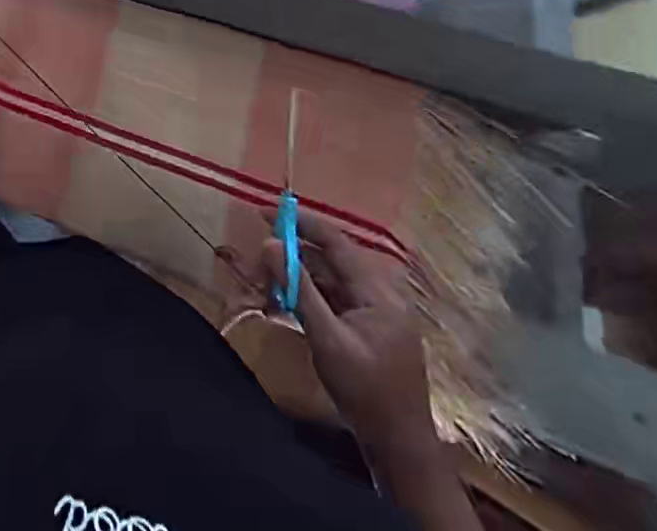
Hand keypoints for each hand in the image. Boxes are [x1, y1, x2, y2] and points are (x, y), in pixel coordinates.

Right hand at [263, 210, 435, 454]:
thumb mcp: (326, 338)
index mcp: (379, 293)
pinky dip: (305, 295)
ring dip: (295, 276)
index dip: (300, 223)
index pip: (336, 242)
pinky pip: (331, 298)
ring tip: (264, 281)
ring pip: (328, 279)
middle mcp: (380, 295)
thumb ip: (298, 289)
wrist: (398, 444)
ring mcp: (374, 312)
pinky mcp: (365, 327)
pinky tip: (283, 302)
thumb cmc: (365, 390)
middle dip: (292, 252)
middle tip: (257, 253)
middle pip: (330, 259)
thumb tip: (270, 244)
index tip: (263, 213)